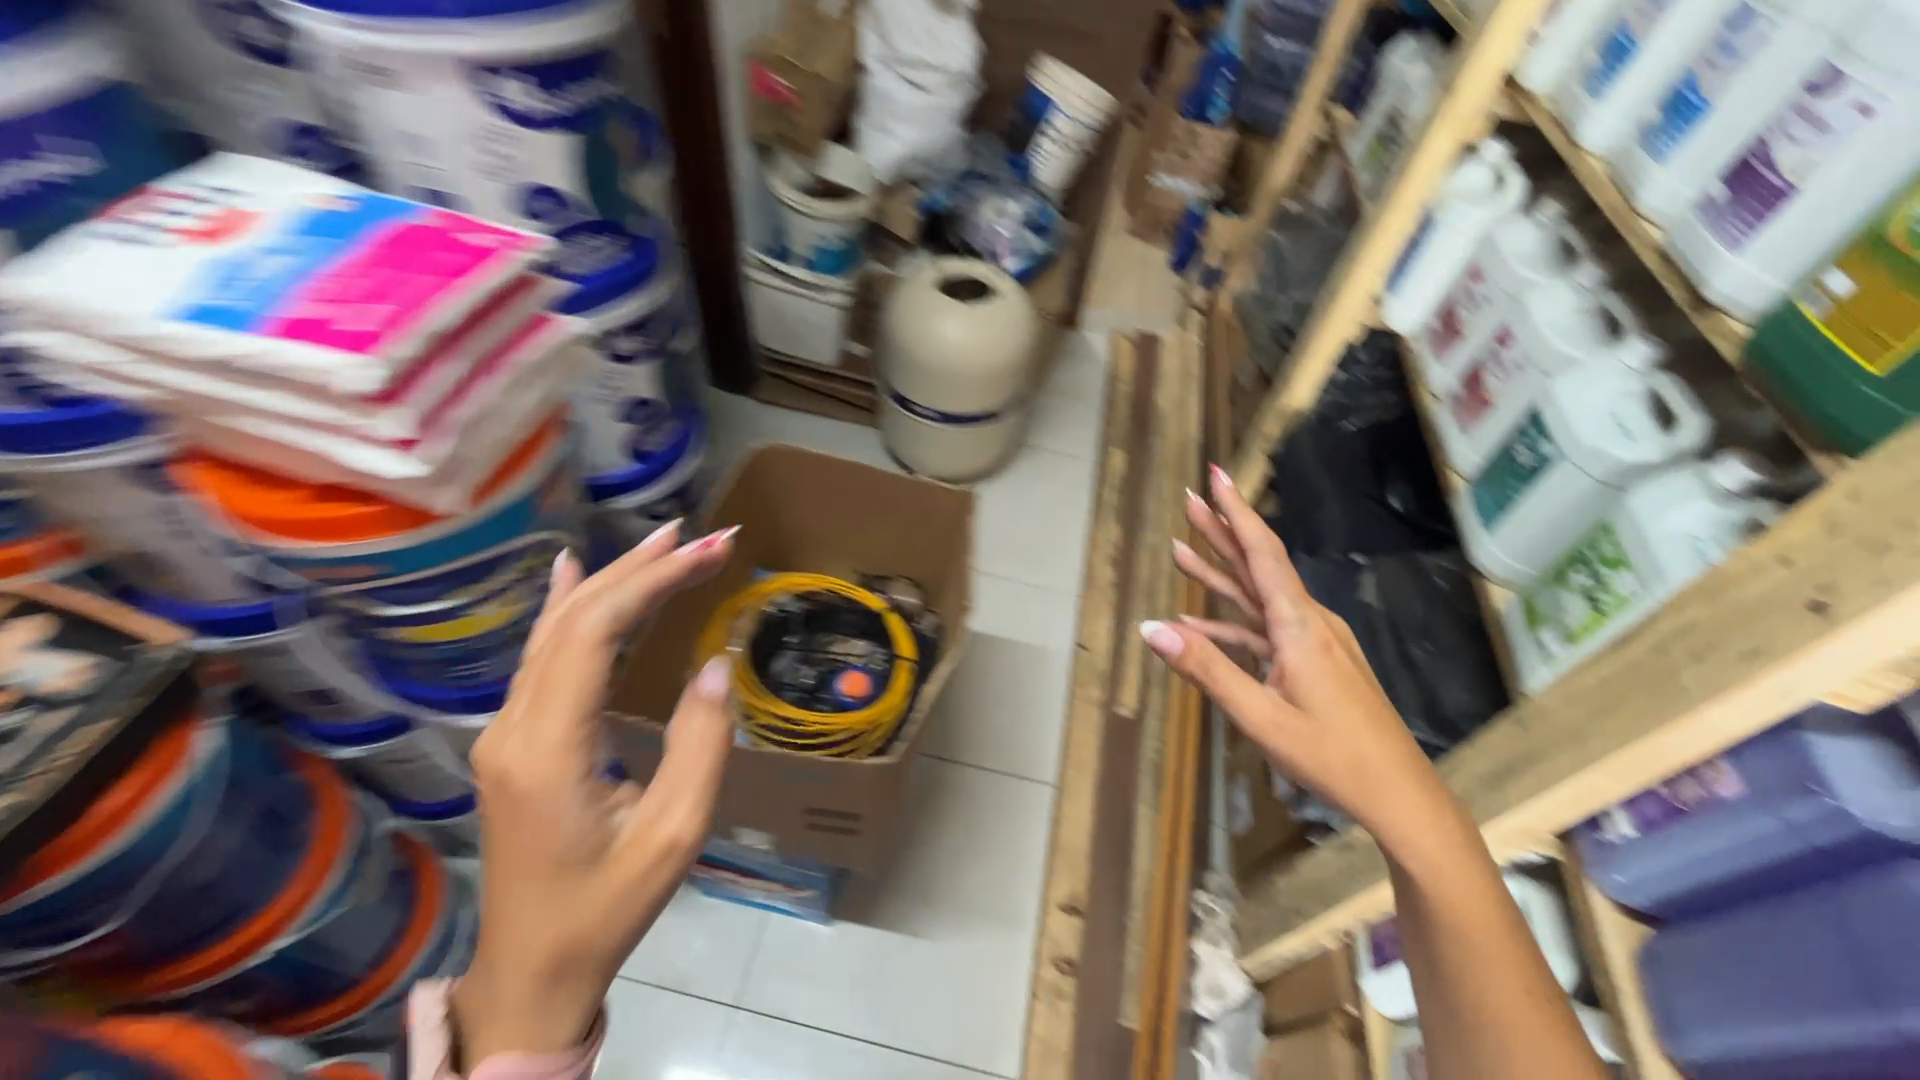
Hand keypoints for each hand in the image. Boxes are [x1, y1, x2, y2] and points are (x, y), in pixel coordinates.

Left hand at [452, 520, 738, 1067]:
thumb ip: (700, 744)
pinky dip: (571, 608)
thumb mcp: (674, 834)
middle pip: (573, 619)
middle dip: (642, 569)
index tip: (711, 552)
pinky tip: (576, 573)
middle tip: (705, 536)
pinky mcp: (513, 740)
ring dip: (612, 581)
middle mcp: (514, 724)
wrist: (531, 968)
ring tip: (665, 543)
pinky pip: (542, 656)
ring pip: (555, 631)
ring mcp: (505, 731)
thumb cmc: (608, 906)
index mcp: (549, 745)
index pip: (596, 631)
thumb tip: (717, 664)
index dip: (654, 581)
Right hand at [1143, 466, 1449, 849]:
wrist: (1397, 791)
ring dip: (1221, 573)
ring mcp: (1315, 641)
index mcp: (1299, 624)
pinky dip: (1232, 621)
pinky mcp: (1315, 661)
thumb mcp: (1259, 716)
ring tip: (1181, 549)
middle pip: (1259, 564)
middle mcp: (1309, 621)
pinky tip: (1199, 623)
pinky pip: (1266, 629)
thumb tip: (1151, 628)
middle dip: (1222, 531)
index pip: (1262, 553)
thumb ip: (1205, 669)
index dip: (1236, 511)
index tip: (1216, 474)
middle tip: (1190, 497)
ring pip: (1260, 596)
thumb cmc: (1330, 754)